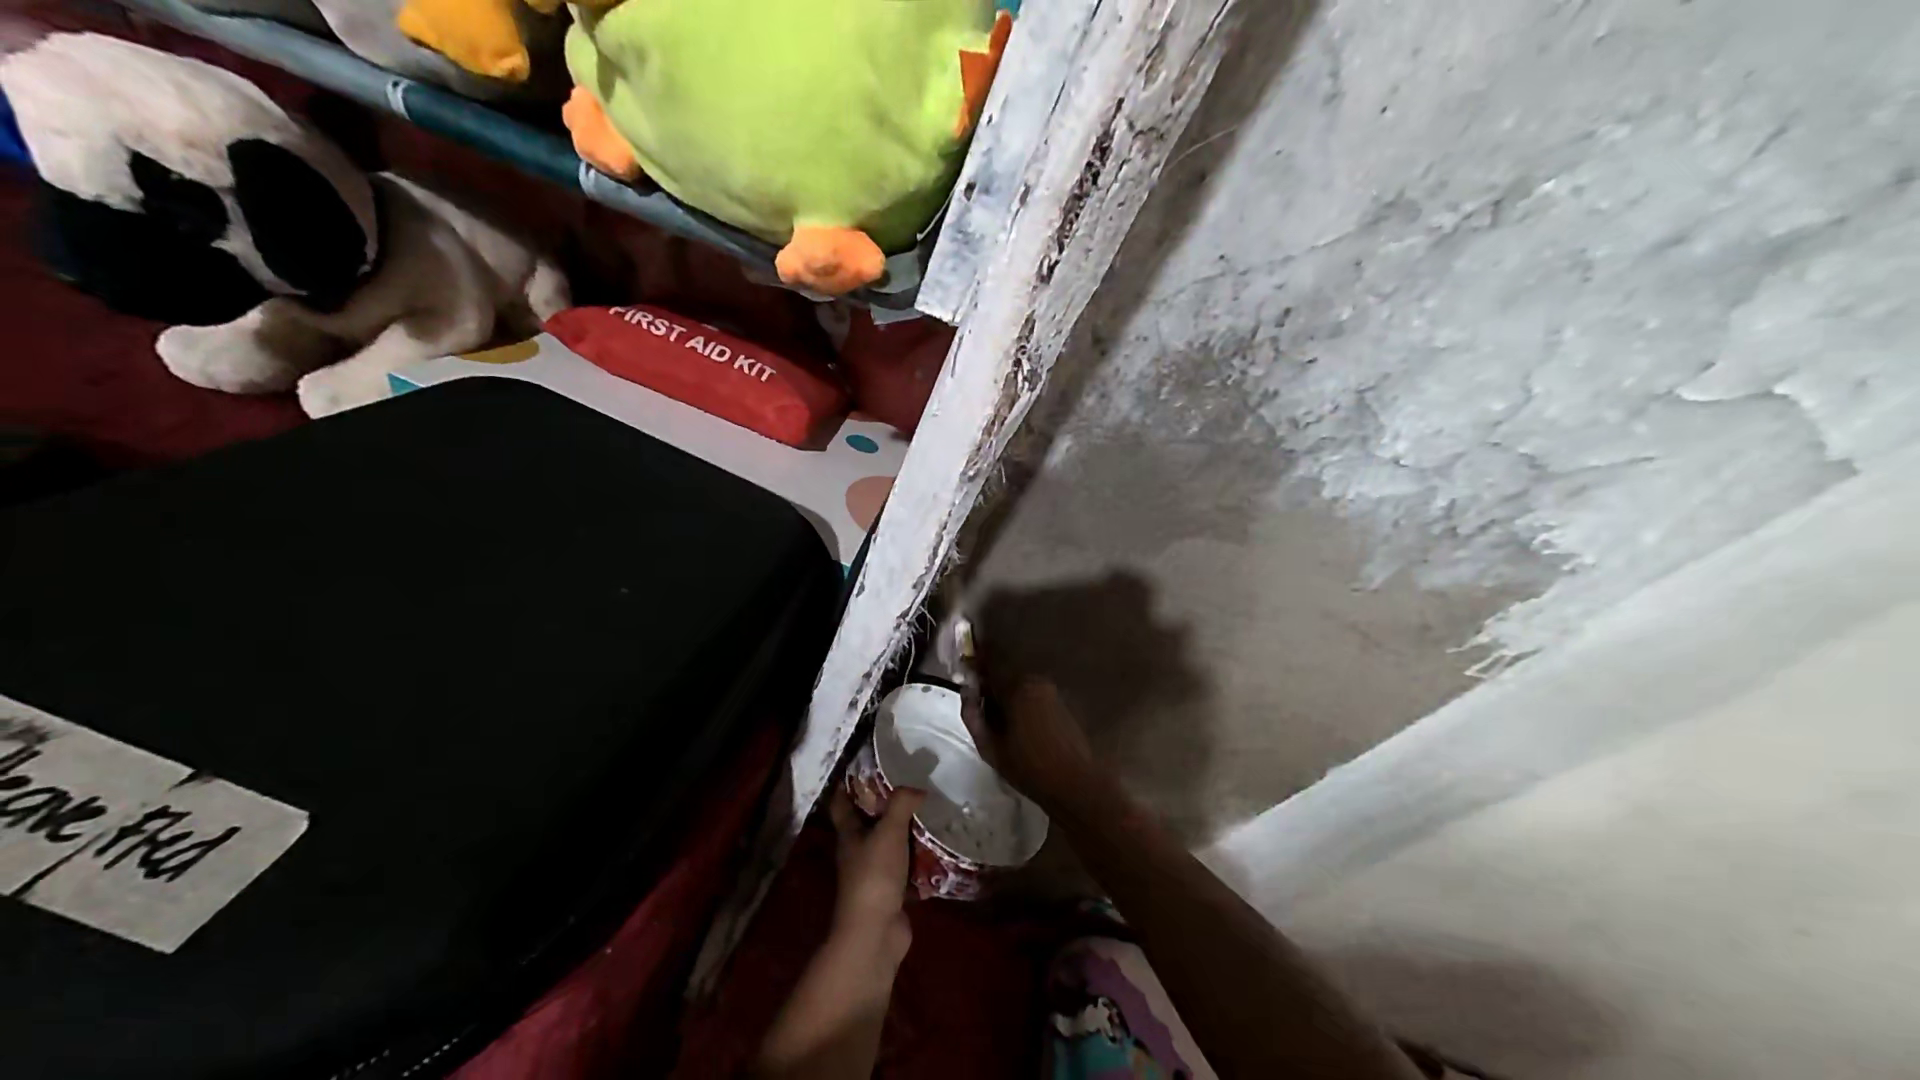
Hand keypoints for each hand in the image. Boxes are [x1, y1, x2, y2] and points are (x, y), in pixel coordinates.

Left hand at [827, 786, 923, 966]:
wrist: (875, 933)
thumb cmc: (874, 875)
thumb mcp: (888, 832)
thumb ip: (901, 805)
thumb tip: (917, 788)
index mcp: (849, 835)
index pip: (841, 804)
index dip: (848, 786)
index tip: (866, 768)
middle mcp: (858, 853)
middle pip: (869, 824)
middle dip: (886, 808)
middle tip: (910, 789)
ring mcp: (874, 875)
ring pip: (890, 847)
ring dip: (906, 834)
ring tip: (929, 815)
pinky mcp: (891, 893)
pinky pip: (907, 871)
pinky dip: (919, 862)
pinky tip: (937, 851)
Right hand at [961, 675, 1098, 812]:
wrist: (1076, 784)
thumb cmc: (1028, 768)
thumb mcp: (990, 748)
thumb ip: (972, 715)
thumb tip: (966, 690)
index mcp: (1017, 688)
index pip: (990, 662)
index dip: (975, 661)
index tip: (964, 666)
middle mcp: (1036, 682)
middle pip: (1005, 673)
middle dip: (990, 682)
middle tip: (978, 701)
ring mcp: (1052, 691)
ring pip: (1019, 684)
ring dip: (1006, 694)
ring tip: (997, 719)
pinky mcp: (1062, 703)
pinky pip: (1033, 694)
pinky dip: (1021, 701)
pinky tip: (1017, 725)